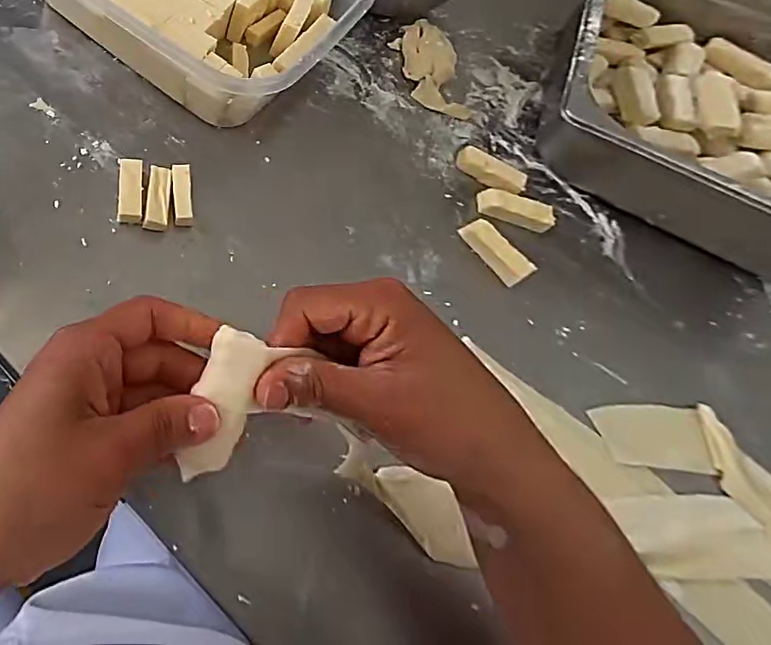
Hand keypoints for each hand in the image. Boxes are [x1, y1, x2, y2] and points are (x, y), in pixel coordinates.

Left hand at [0, 296, 222, 586]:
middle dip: (194, 378)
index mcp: (86, 350)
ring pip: (146, 393)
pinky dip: (161, 435)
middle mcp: (87, 367)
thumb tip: (213, 411)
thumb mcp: (108, 452)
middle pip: (152, 356)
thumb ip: (164, 427)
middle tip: (242, 408)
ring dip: (181, 411)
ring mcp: (85, 403)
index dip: (192, 325)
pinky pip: (133, 422)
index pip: (147, 317)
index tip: (234, 349)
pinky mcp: (85, 437)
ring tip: (227, 436)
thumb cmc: (37, 480)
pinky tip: (193, 456)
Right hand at [253, 278, 555, 504]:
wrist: (509, 469)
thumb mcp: (374, 404)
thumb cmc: (449, 426)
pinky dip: (332, 381)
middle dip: (299, 358)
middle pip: (311, 319)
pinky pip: (341, 355)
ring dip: (315, 374)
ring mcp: (385, 327)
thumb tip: (261, 384)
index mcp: (378, 300)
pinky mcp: (388, 351)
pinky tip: (344, 407)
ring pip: (322, 340)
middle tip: (298, 402)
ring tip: (327, 409)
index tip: (275, 385)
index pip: (305, 305)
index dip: (284, 340)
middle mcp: (378, 304)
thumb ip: (314, 386)